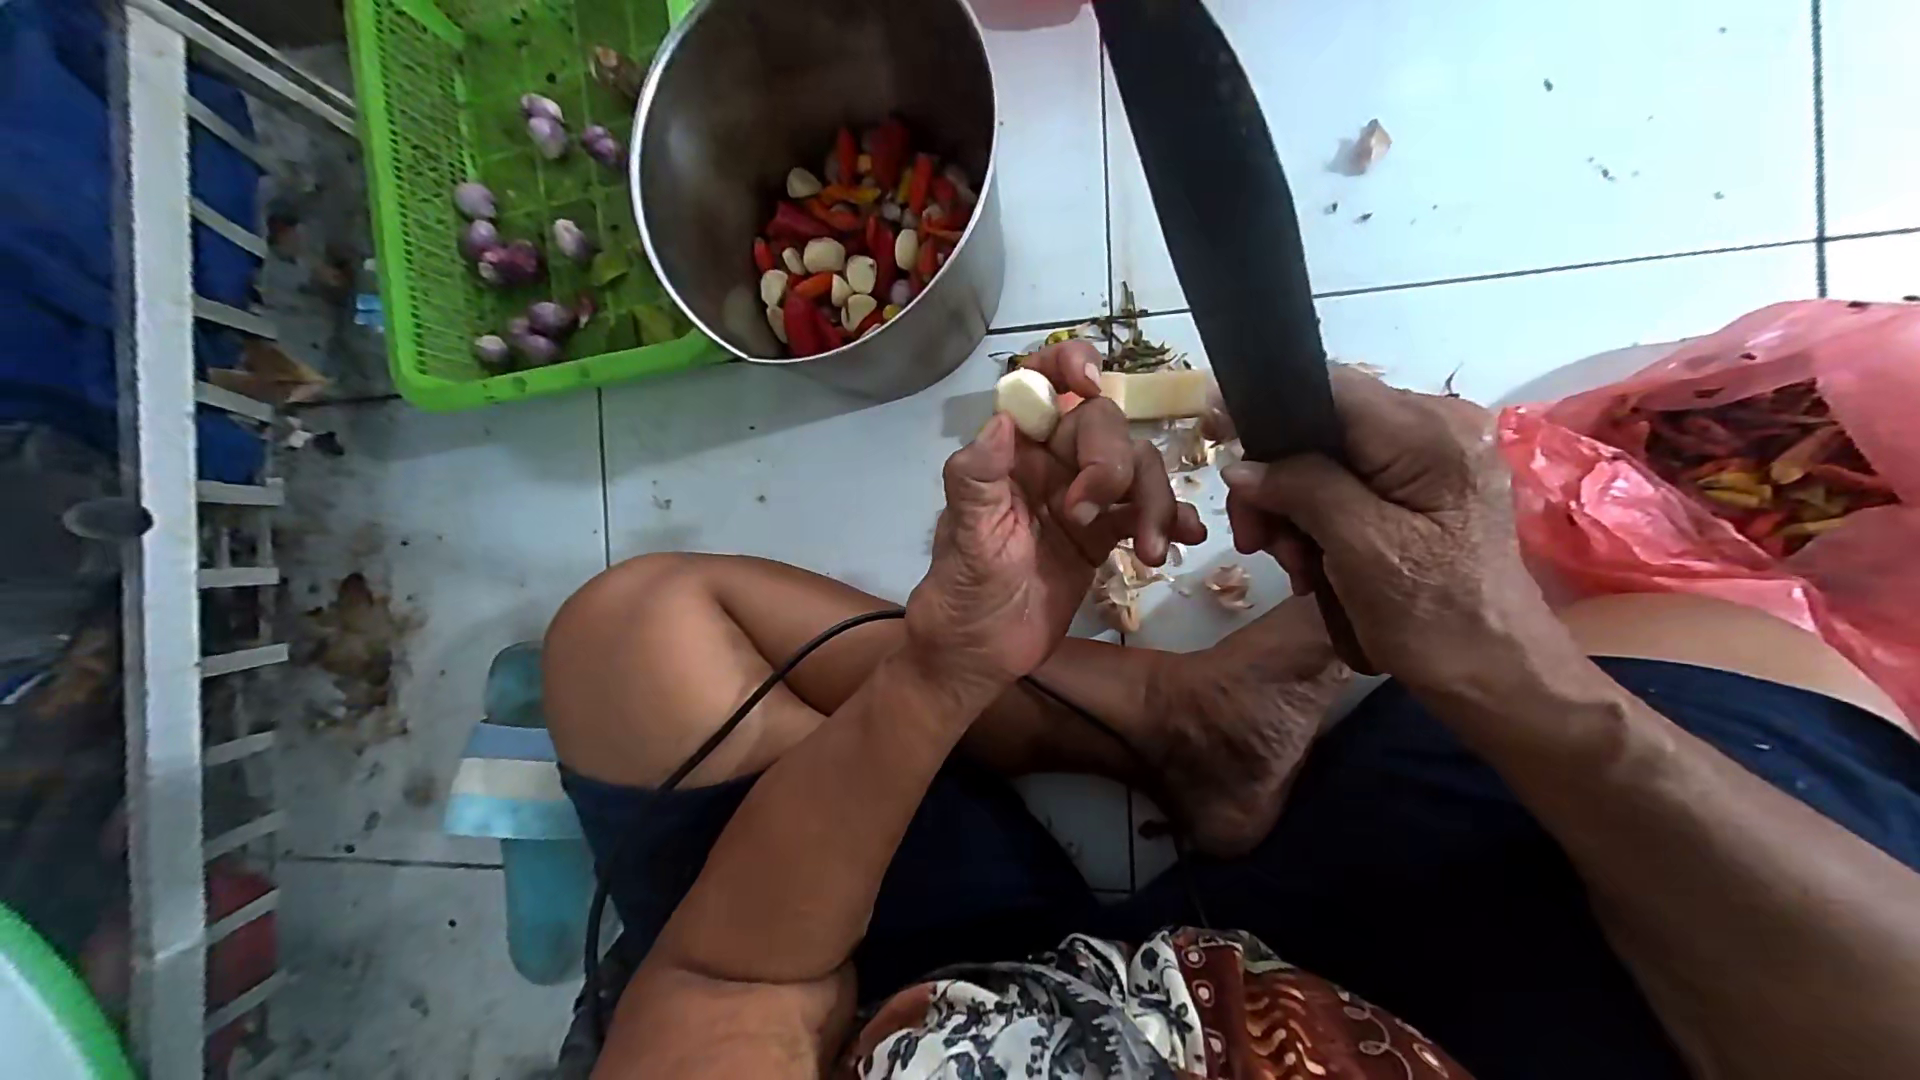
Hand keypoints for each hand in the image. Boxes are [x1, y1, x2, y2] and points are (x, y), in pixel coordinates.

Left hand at [905, 341, 1206, 695]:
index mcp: (1011, 455)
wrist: (983, 654)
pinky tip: (1182, 539)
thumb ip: (977, 479)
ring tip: (1151, 549)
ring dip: (1153, 500)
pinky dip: (1170, 520)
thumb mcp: (966, 538)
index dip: (1066, 367)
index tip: (1090, 381)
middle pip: (1103, 427)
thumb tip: (1000, 421)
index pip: (1038, 389)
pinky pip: (1144, 512)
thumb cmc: (963, 594)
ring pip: (1135, 468)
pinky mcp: (1103, 535)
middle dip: (1110, 464)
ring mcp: (1080, 499)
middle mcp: (1048, 466)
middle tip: (1088, 514)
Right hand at [1217, 366, 1552, 689]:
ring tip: (1287, 561)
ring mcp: (1423, 459)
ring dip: (1286, 510)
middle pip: (1315, 428)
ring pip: (1317, 461)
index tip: (1213, 434)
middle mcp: (1431, 428)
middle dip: (1273, 482)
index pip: (1327, 388)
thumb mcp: (1363, 549)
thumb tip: (1241, 467)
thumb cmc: (1437, 618)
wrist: (1494, 676)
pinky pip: (1336, 486)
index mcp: (1431, 433)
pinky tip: (1307, 560)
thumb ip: (1304, 490)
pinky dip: (1308, 520)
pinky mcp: (1412, 489)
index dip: (1263, 406)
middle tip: (1254, 540)